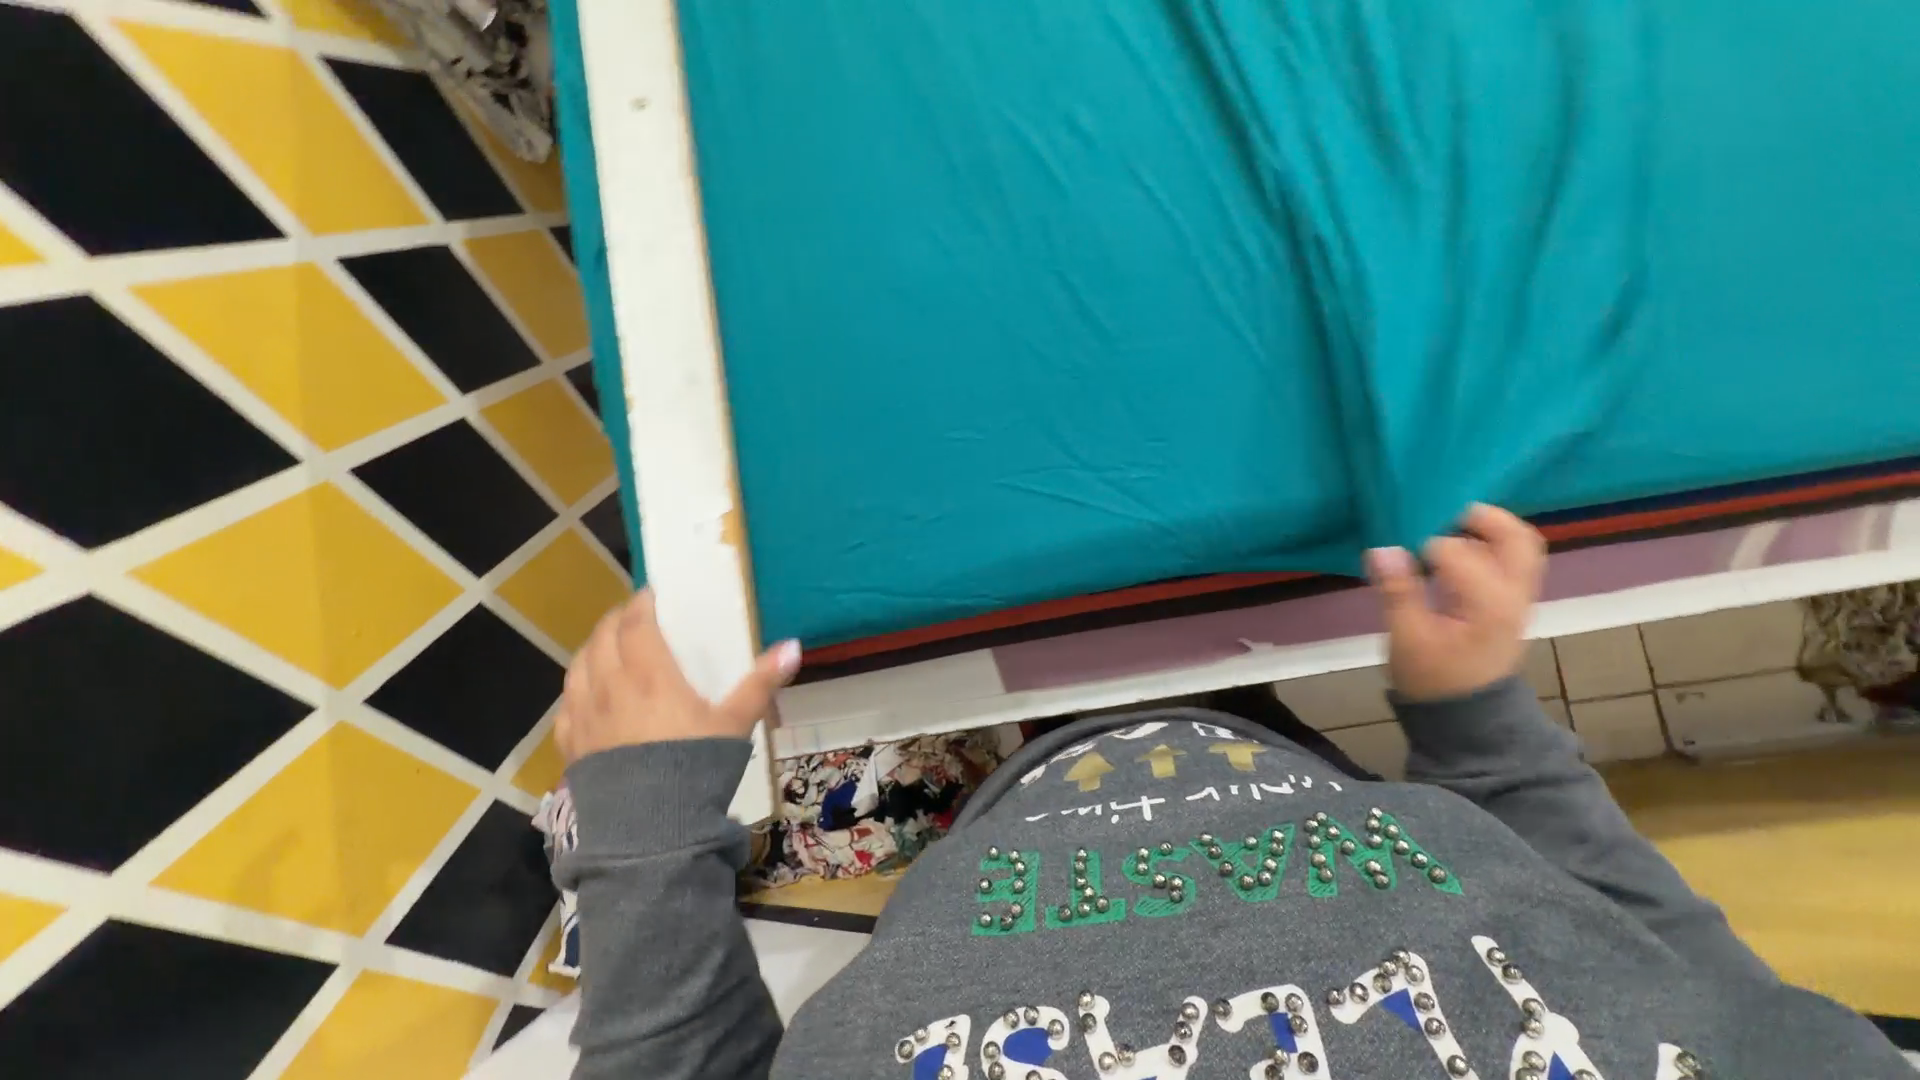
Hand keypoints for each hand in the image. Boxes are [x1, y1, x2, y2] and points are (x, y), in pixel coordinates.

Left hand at [554, 589, 801, 763]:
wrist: (650, 831)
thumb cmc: (696, 769)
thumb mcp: (736, 725)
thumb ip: (762, 683)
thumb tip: (793, 645)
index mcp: (650, 675)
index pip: (635, 625)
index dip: (640, 604)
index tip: (650, 594)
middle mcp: (610, 687)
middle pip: (602, 639)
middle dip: (615, 621)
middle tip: (632, 616)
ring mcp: (585, 717)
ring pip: (579, 667)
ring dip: (593, 648)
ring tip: (607, 647)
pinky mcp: (572, 746)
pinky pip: (567, 704)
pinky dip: (577, 688)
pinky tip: (586, 694)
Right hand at [1366, 503, 1545, 702]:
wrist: (1465, 718)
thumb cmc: (1432, 679)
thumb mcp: (1407, 638)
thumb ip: (1398, 591)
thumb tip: (1381, 548)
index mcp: (1488, 604)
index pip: (1456, 551)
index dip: (1421, 544)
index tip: (1393, 549)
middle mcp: (1514, 595)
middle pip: (1516, 537)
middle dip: (1477, 518)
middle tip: (1437, 514)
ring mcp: (1518, 598)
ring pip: (1518, 546)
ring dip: (1484, 530)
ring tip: (1442, 530)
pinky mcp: (1510, 603)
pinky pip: (1509, 561)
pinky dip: (1485, 547)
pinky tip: (1450, 553)